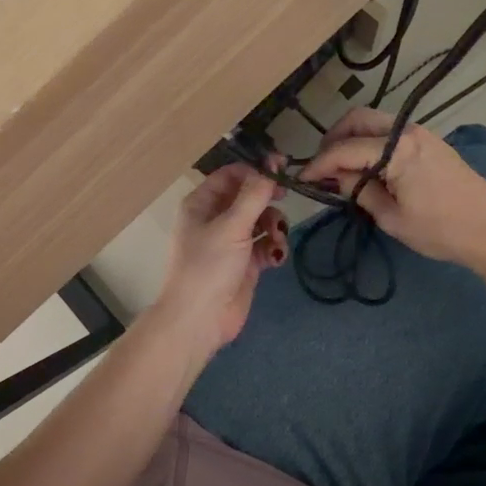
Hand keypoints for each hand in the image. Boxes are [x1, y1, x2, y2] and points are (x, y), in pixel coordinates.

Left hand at [150, 163, 285, 350]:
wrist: (199, 320)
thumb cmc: (208, 266)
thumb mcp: (232, 226)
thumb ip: (254, 194)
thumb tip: (271, 165)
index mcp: (201, 204)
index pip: (231, 175)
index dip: (255, 170)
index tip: (282, 169)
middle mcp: (215, 219)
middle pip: (249, 197)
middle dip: (268, 199)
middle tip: (286, 198)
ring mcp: (230, 242)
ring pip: (260, 220)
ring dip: (273, 225)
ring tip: (275, 239)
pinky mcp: (245, 264)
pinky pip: (265, 244)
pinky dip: (273, 247)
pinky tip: (275, 257)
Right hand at [299, 107, 485, 272]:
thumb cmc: (442, 230)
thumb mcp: (392, 218)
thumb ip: (360, 192)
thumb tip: (337, 177)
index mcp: (397, 150)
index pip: (345, 149)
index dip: (319, 164)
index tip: (301, 178)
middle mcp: (408, 132)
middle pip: (358, 120)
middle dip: (333, 139)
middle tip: (321, 166)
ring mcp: (421, 133)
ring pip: (374, 123)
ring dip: (352, 138)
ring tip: (340, 167)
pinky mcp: (431, 142)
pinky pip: (390, 132)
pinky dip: (370, 142)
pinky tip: (366, 166)